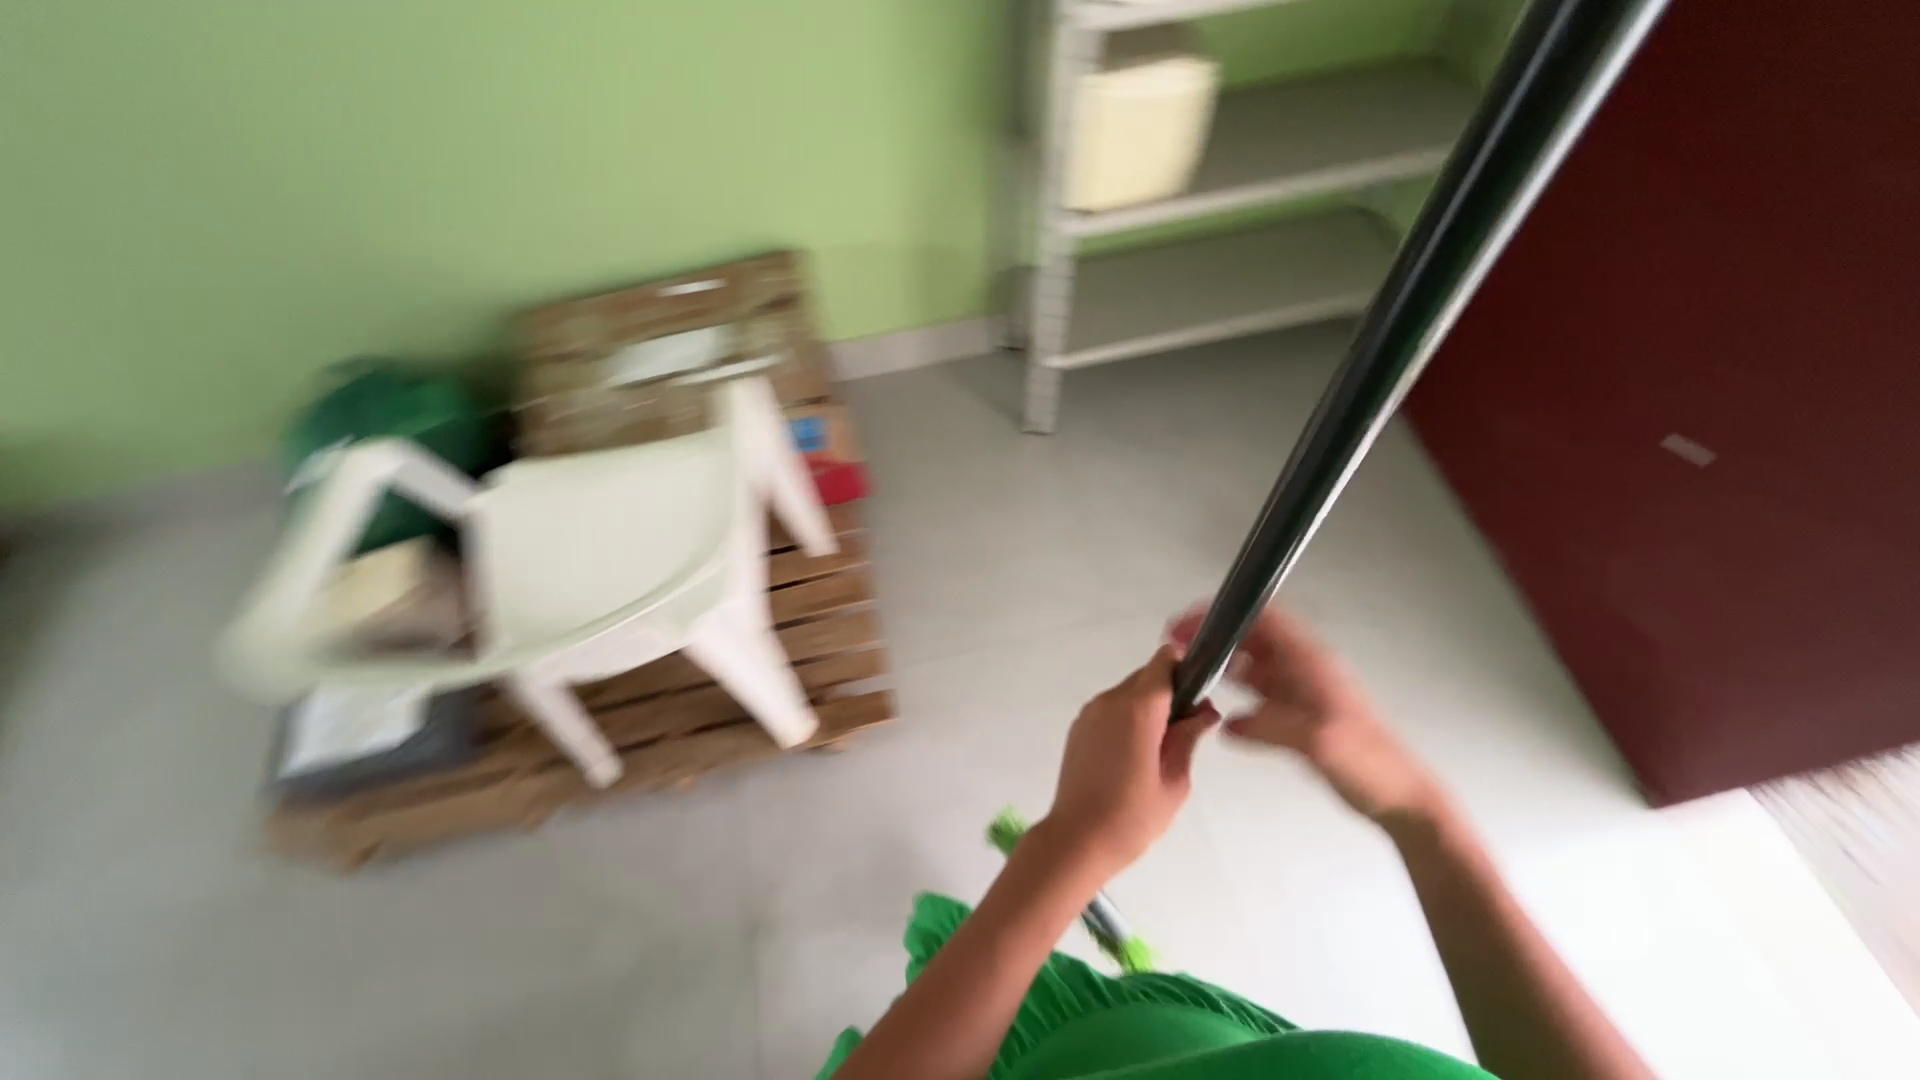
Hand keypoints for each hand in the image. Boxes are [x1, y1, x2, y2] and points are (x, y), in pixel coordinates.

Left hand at [1043, 645, 1216, 872]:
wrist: (1078, 838)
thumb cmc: (1133, 815)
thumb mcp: (1175, 780)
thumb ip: (1189, 738)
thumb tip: (1204, 712)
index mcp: (1137, 707)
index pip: (1164, 662)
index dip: (1185, 670)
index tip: (1198, 696)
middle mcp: (1109, 700)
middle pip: (1146, 677)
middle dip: (1169, 694)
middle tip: (1186, 730)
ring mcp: (1089, 713)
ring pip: (1127, 694)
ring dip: (1146, 708)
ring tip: (1159, 750)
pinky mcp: (1077, 728)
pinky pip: (1110, 710)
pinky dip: (1126, 719)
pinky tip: (1133, 756)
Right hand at [1170, 605, 1441, 826]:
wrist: (1402, 797)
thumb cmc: (1368, 763)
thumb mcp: (1318, 741)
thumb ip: (1270, 726)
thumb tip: (1228, 724)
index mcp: (1311, 662)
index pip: (1265, 619)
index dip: (1227, 612)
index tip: (1190, 621)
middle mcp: (1304, 668)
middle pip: (1254, 636)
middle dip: (1216, 633)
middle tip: (1176, 643)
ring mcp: (1301, 690)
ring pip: (1253, 661)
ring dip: (1223, 658)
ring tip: (1187, 665)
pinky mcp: (1298, 713)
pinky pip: (1258, 691)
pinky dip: (1234, 687)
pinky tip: (1214, 700)